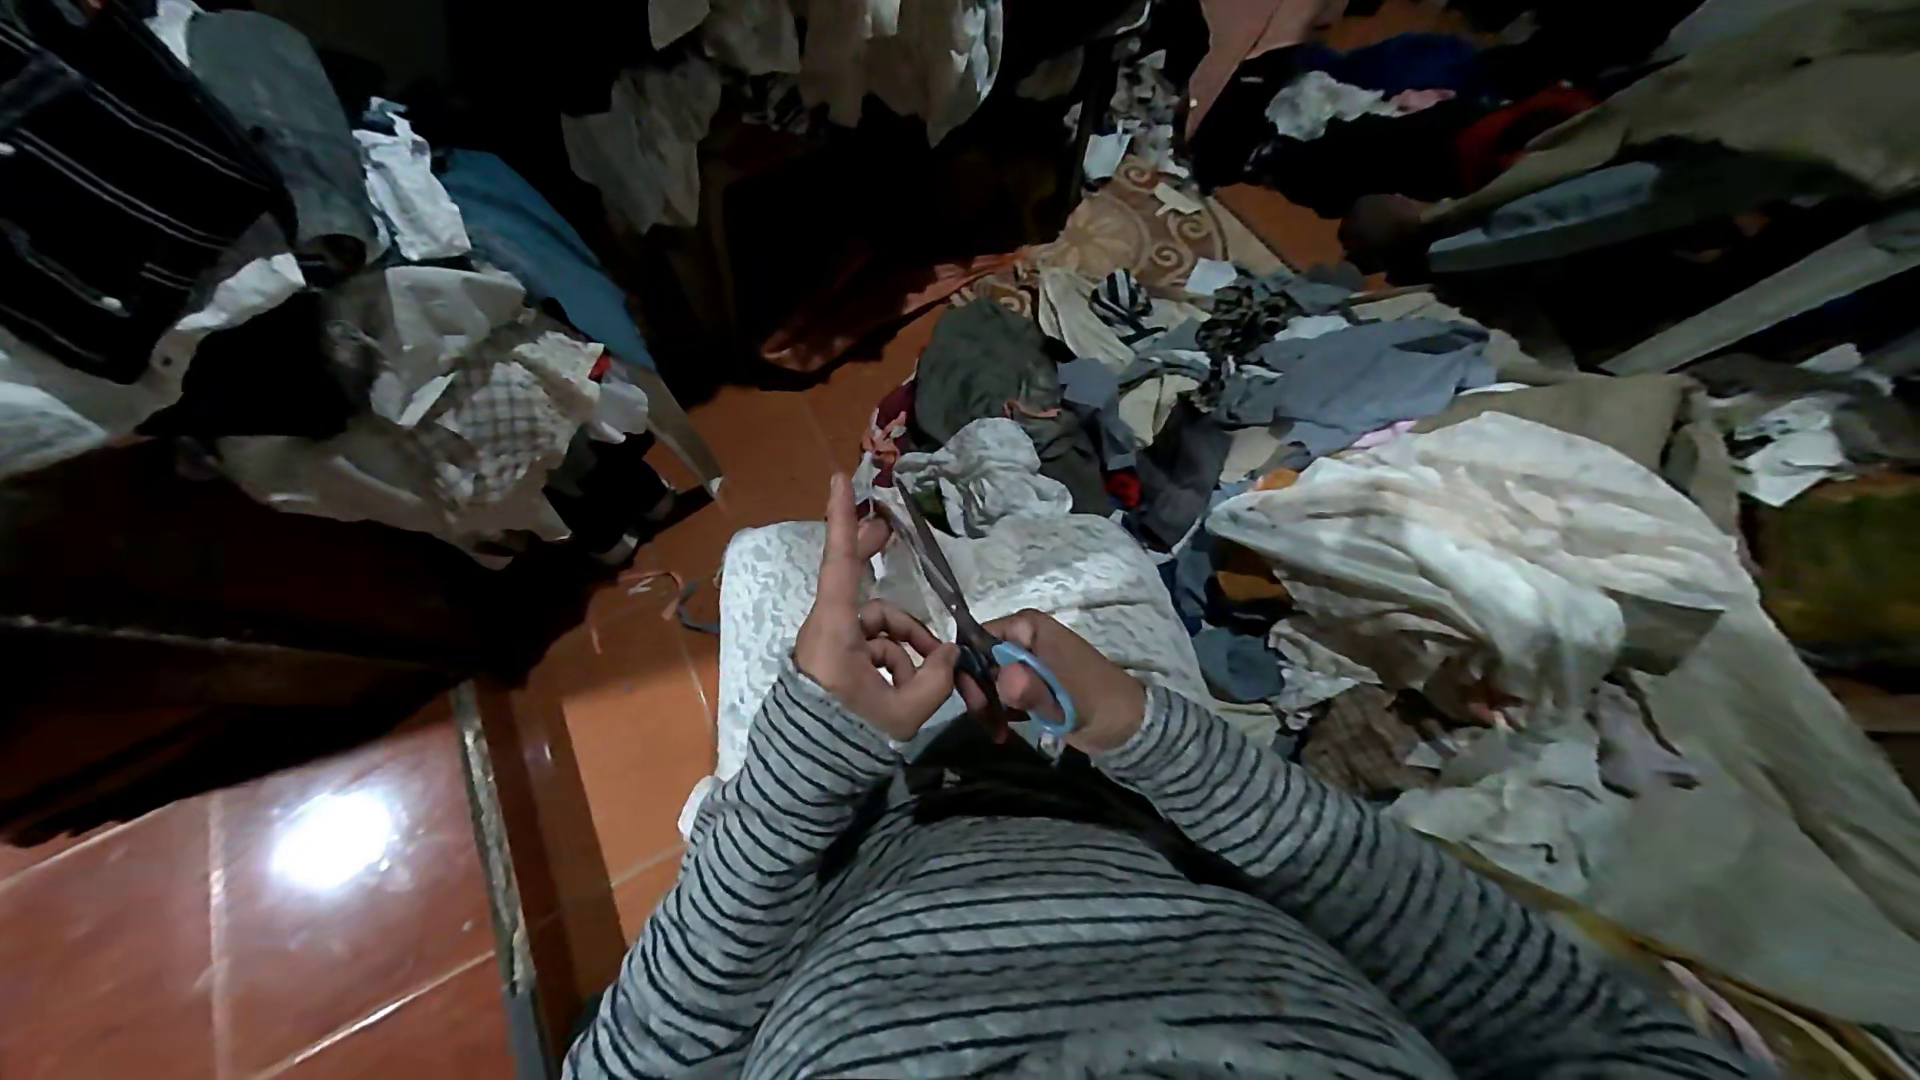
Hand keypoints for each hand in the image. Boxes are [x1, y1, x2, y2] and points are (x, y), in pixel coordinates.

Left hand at [794, 474, 960, 740]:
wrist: (805, 780)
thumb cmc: (847, 741)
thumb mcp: (902, 713)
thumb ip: (935, 679)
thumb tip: (948, 653)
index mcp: (835, 634)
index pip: (839, 566)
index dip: (841, 521)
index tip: (838, 479)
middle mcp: (828, 629)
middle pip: (855, 582)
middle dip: (872, 556)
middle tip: (887, 527)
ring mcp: (830, 644)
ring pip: (876, 624)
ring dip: (905, 640)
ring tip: (930, 668)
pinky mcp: (833, 659)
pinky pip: (870, 644)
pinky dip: (893, 656)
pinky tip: (910, 682)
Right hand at [957, 609, 1145, 752]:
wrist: (1128, 726)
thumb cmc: (1097, 704)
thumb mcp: (1063, 700)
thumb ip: (1032, 690)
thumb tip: (1004, 679)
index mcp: (1030, 627)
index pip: (978, 637)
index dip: (970, 667)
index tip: (976, 701)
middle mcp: (1023, 637)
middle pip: (979, 658)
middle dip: (979, 691)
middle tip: (988, 721)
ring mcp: (1027, 659)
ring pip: (987, 677)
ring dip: (988, 705)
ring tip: (998, 731)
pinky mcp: (1030, 680)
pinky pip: (1001, 689)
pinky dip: (999, 710)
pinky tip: (1004, 730)